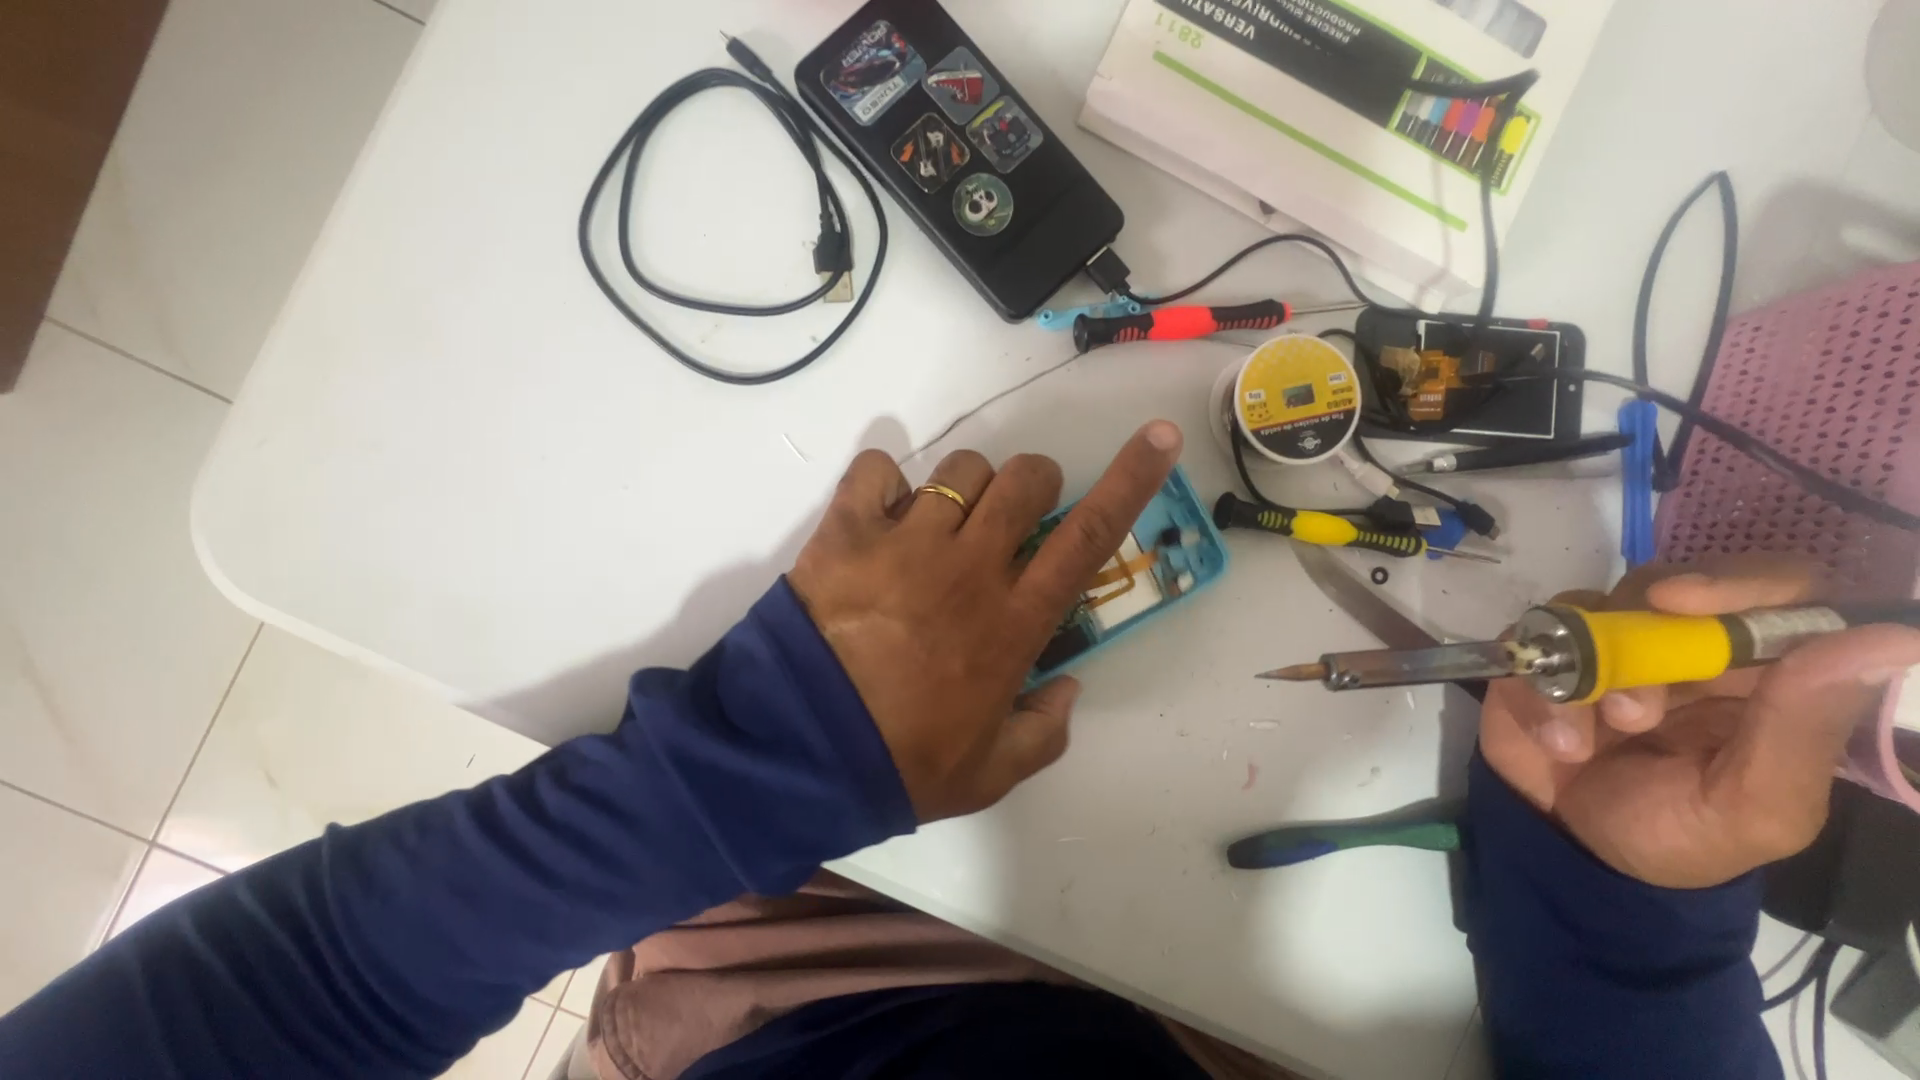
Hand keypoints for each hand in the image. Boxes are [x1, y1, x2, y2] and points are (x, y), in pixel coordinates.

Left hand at [789, 421, 1182, 822]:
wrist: (799, 753)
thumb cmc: (901, 764)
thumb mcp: (989, 773)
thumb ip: (1043, 734)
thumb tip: (1068, 689)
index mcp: (1013, 620)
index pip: (1089, 536)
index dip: (1132, 480)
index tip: (1158, 438)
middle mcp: (970, 566)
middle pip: (1025, 480)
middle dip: (1034, 483)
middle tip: (1015, 515)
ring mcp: (907, 541)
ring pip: (961, 468)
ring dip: (965, 486)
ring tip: (941, 520)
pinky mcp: (847, 531)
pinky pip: (876, 470)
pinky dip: (883, 481)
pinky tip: (879, 512)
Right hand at [1480, 557, 1919, 887]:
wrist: (1572, 852)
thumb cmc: (1681, 836)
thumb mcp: (1757, 806)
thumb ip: (1803, 728)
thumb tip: (1892, 638)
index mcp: (1762, 672)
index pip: (1778, 590)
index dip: (1739, 580)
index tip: (1681, 601)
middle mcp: (1685, 646)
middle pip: (1668, 582)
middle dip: (1639, 639)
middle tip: (1630, 714)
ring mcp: (1605, 646)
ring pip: (1590, 609)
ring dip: (1585, 677)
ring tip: (1584, 744)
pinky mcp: (1541, 655)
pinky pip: (1530, 640)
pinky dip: (1537, 693)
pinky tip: (1554, 740)